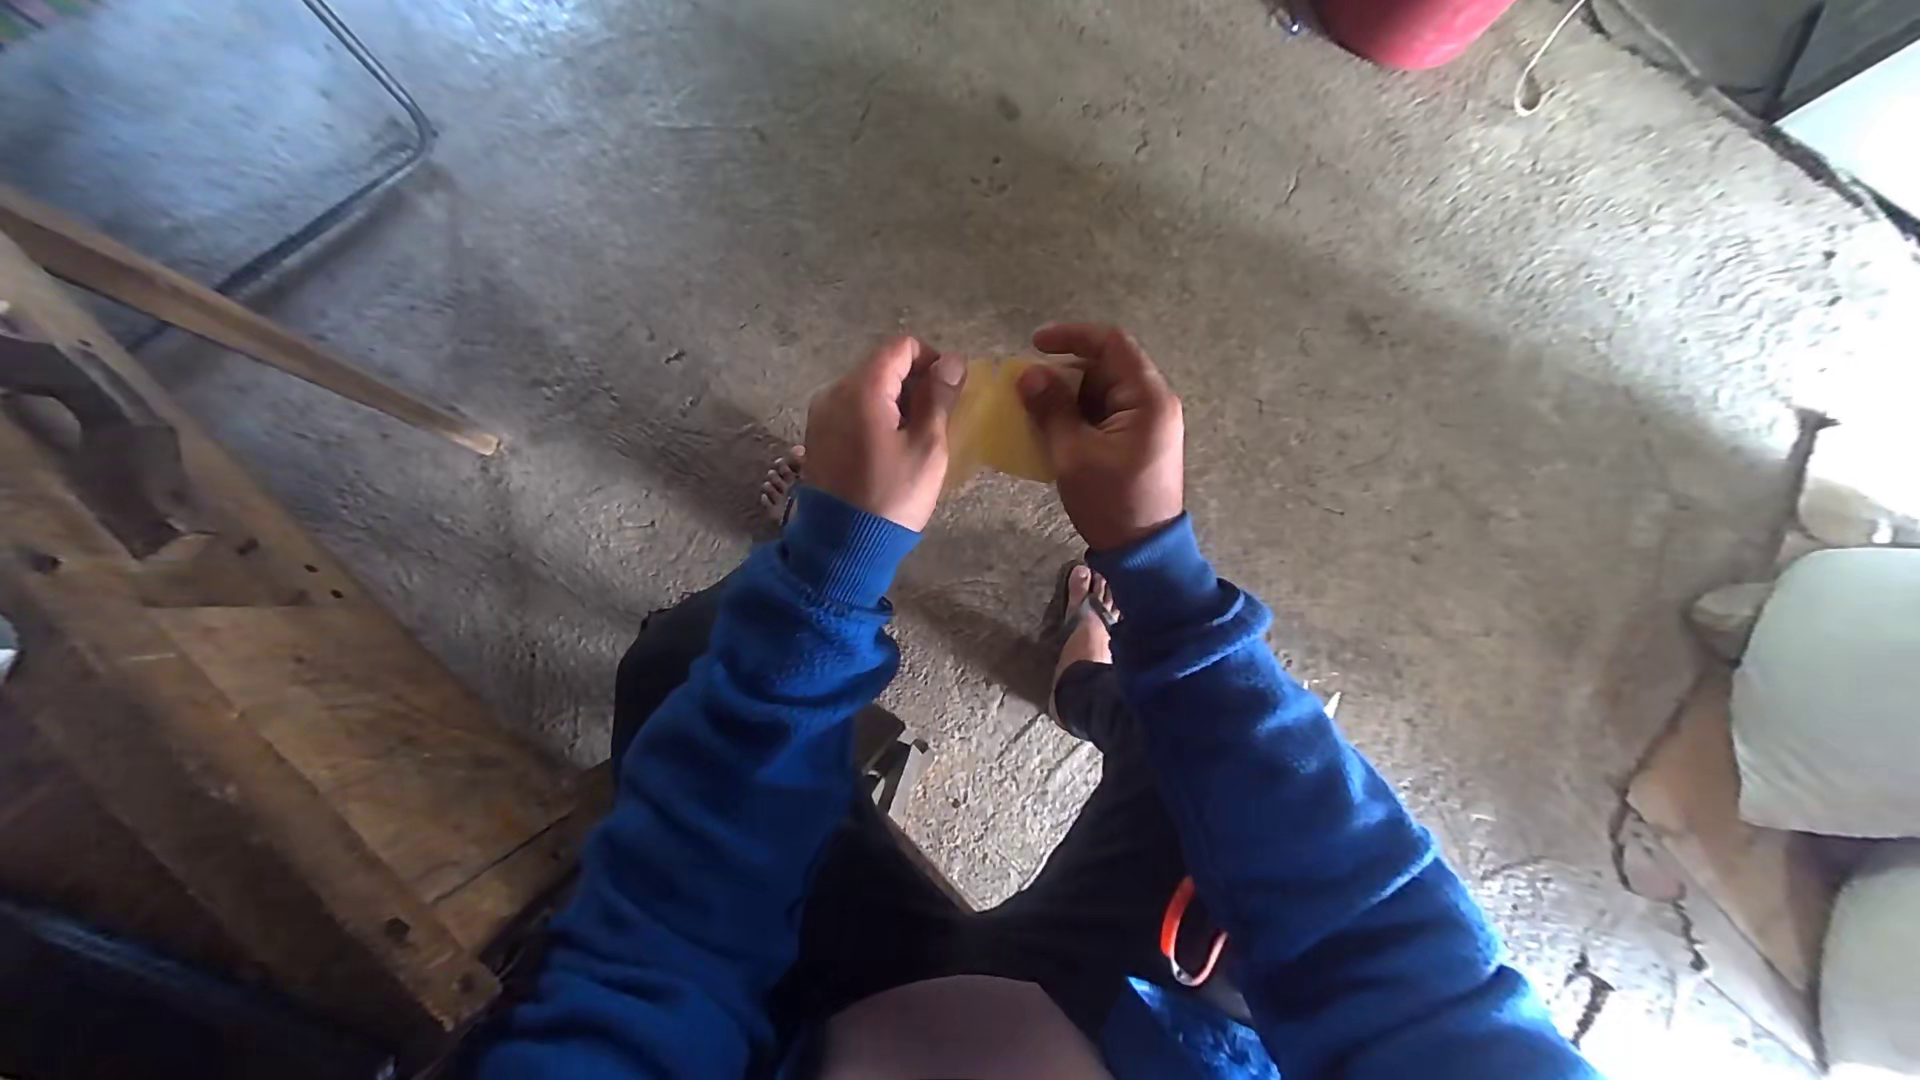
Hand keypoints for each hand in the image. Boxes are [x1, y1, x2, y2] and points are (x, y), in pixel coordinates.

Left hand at [804, 335, 965, 531]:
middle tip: (934, 422)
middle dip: (913, 384)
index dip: (931, 361)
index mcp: (861, 389)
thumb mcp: (927, 447)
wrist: (843, 546)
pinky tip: (888, 451)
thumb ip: (939, 398)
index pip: (901, 347)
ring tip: (913, 441)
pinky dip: (874, 419)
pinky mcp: (816, 439)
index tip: (948, 392)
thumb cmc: (892, 495)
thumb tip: (952, 360)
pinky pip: (851, 412)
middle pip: (881, 366)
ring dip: (895, 403)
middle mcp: (833, 393)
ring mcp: (820, 416)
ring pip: (865, 390)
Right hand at [1018, 323, 1183, 550]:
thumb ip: (1052, 410)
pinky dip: (1080, 414)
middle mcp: (1154, 402)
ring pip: (1104, 391)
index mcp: (1148, 398)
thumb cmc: (1111, 501)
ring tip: (1036, 409)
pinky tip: (1054, 428)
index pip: (1112, 344)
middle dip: (1066, 371)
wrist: (1142, 551)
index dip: (1072, 336)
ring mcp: (1148, 423)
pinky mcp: (1139, 441)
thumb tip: (1028, 375)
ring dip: (1070, 395)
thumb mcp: (1074, 455)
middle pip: (1107, 367)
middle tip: (1029, 387)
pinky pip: (1106, 414)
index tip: (1035, 344)